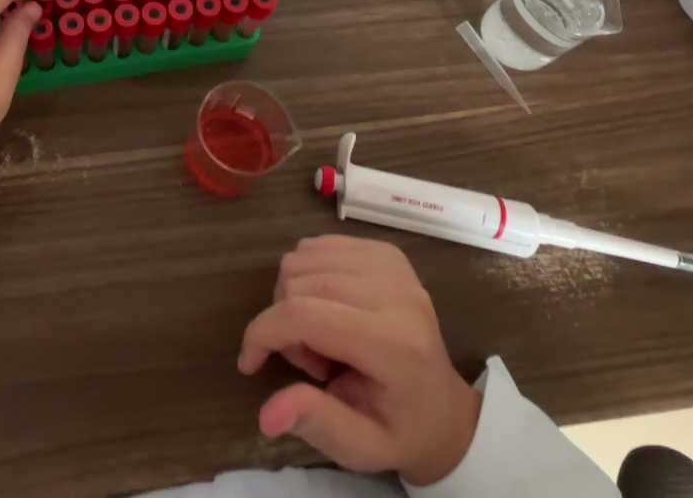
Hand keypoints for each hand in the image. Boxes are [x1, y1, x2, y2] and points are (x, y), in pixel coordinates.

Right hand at [238, 236, 482, 485]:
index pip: (305, 314)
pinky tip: (326, 305)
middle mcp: (396, 293)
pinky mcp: (385, 251)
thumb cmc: (399, 429)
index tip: (249, 363)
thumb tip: (267, 415)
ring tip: (322, 334)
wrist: (443, 407)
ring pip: (300, 258)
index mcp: (395, 345)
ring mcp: (392, 265)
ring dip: (293, 297)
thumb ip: (316, 423)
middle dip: (283, 323)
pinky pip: (315, 245)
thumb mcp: (360, 447)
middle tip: (312, 361)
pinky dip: (306, 274)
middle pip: (297, 282)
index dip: (262, 332)